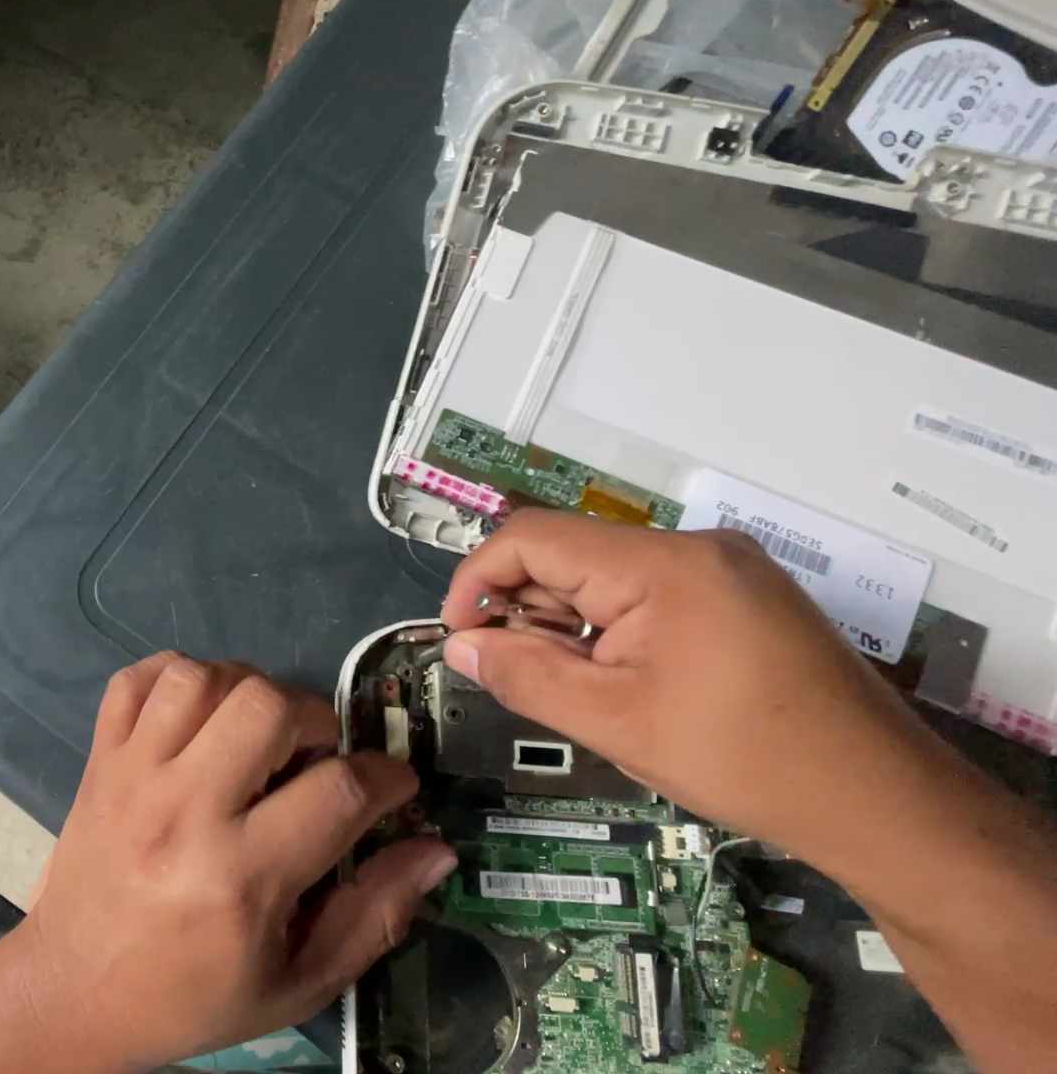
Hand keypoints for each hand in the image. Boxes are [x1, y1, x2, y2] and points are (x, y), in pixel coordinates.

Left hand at [12, 654, 457, 1073]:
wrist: (74, 988)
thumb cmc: (191, 995)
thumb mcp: (297, 982)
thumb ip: (374, 915)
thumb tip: (435, 850)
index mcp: (238, 877)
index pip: (337, 790)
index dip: (386, 777)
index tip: (395, 783)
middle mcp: (182, 810)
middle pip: (266, 707)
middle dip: (314, 719)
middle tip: (316, 756)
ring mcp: (131, 774)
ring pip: (199, 677)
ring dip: (245, 689)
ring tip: (256, 731)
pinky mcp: (98, 758)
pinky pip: (136, 679)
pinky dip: (176, 676)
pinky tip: (199, 712)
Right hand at [437, 510, 953, 864]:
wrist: (886, 806)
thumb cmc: (742, 759)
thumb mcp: (611, 722)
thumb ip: (522, 675)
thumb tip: (458, 645)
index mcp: (660, 565)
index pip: (532, 538)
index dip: (477, 579)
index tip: (460, 636)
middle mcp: (692, 548)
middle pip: (566, 554)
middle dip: (523, 609)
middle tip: (518, 674)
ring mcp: (720, 570)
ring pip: (600, 575)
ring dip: (563, 623)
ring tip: (572, 686)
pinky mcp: (736, 596)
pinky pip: (641, 592)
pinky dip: (604, 628)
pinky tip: (613, 677)